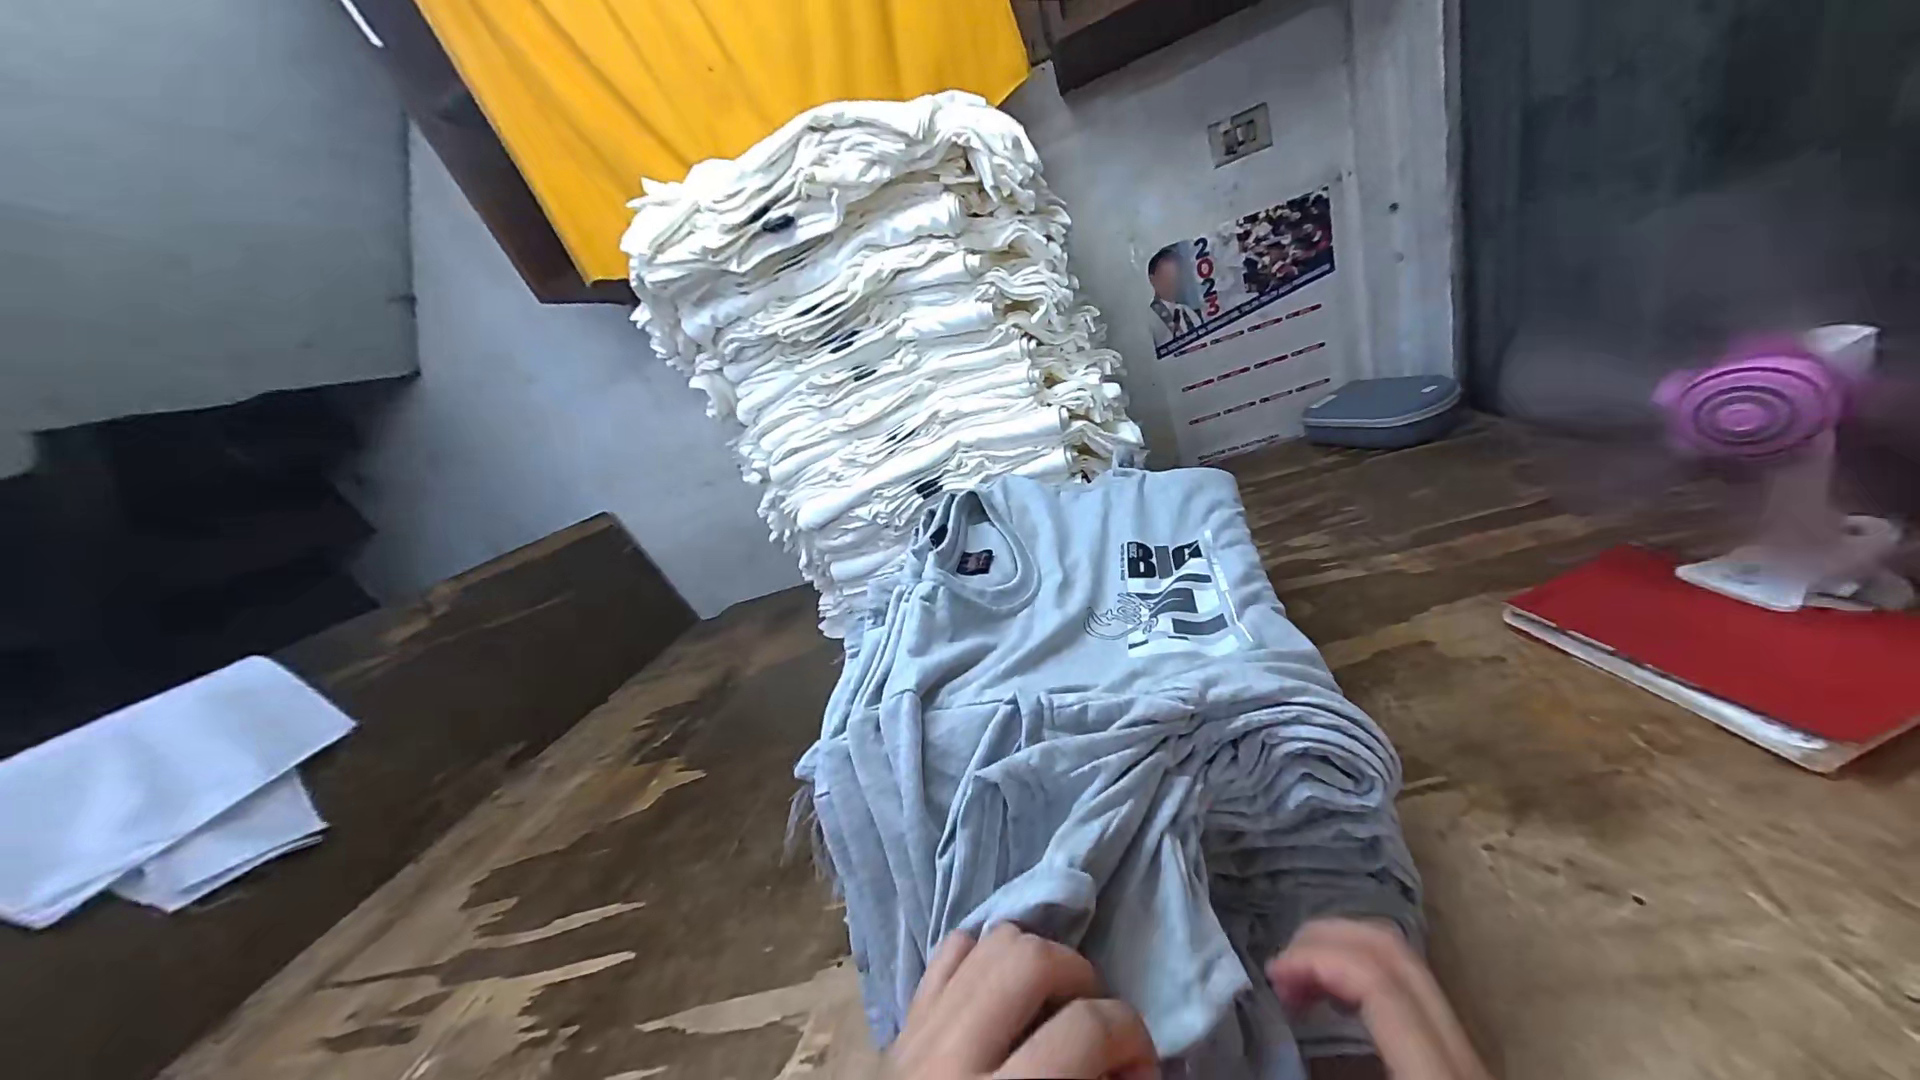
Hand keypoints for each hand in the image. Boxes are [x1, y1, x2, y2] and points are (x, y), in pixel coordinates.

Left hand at [886, 924, 1159, 1079]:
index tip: (1142, 1067)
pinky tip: (1007, 992)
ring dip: (1038, 956)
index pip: (1084, 1031)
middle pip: (1032, 960)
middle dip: (1082, 978)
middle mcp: (955, 1058)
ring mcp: (922, 1032)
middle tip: (1096, 1020)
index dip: (1132, 1037)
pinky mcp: (905, 1023)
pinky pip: (951, 953)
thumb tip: (1130, 1070)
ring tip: (1056, 1000)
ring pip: (992, 942)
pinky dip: (986, 956)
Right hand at [1268, 919, 1490, 1079]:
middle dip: (1322, 941)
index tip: (1272, 975)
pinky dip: (1358, 972)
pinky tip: (1331, 998)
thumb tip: (1264, 1031)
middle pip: (1392, 951)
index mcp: (1437, 1074)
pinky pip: (1407, 986)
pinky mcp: (1459, 1056)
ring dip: (1337, 951)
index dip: (1315, 961)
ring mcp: (1466, 1050)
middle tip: (1280, 969)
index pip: (1378, 982)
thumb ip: (1318, 1067)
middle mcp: (1462, 1052)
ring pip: (1401, 960)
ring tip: (1297, 981)